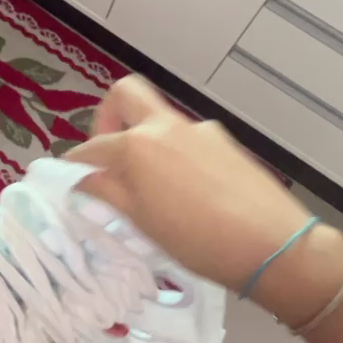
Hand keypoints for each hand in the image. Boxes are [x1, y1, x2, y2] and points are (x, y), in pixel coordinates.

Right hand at [68, 76, 342, 320]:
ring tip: (150, 188)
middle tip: (109, 155)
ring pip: (159, 120)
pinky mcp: (225, 142)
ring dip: (143, 140)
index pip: (92, 148)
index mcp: (137, 145)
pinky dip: (174, 155)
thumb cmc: (198, 240)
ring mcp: (199, 130)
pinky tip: (187, 193)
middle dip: (107, 116)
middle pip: (126, 95)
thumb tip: (81, 179)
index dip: (74, 164)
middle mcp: (166, 126)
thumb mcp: (141, 222)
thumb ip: (106, 193)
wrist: (275, 247)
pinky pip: (186, 140)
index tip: (68, 180)